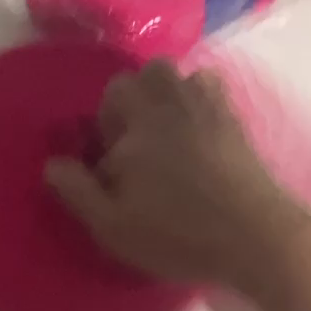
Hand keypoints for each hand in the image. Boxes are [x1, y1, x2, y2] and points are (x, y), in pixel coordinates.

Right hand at [45, 60, 307, 285]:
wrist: (257, 238)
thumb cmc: (176, 234)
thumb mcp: (112, 225)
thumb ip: (77, 190)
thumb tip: (52, 163)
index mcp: (138, 126)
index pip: (109, 98)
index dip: (102, 125)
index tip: (106, 161)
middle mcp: (173, 105)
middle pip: (148, 73)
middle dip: (133, 98)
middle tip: (133, 141)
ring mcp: (211, 109)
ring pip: (183, 75)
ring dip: (167, 95)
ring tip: (164, 133)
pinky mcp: (238, 123)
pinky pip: (213, 91)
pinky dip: (199, 101)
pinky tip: (196, 136)